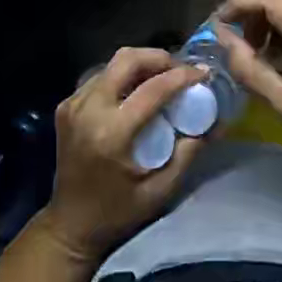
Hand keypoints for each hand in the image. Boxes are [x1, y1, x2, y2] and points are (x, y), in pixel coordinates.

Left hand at [39, 48, 206, 261]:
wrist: (70, 223)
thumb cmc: (117, 212)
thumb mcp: (159, 191)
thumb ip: (187, 153)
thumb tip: (215, 123)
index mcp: (111, 133)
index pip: (151, 89)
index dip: (181, 76)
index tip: (203, 73)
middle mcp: (88, 109)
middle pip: (126, 60)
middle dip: (158, 58)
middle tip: (180, 71)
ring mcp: (72, 104)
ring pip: (111, 64)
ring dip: (140, 65)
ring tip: (162, 79)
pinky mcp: (66, 105)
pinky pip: (98, 77)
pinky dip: (121, 77)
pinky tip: (136, 92)